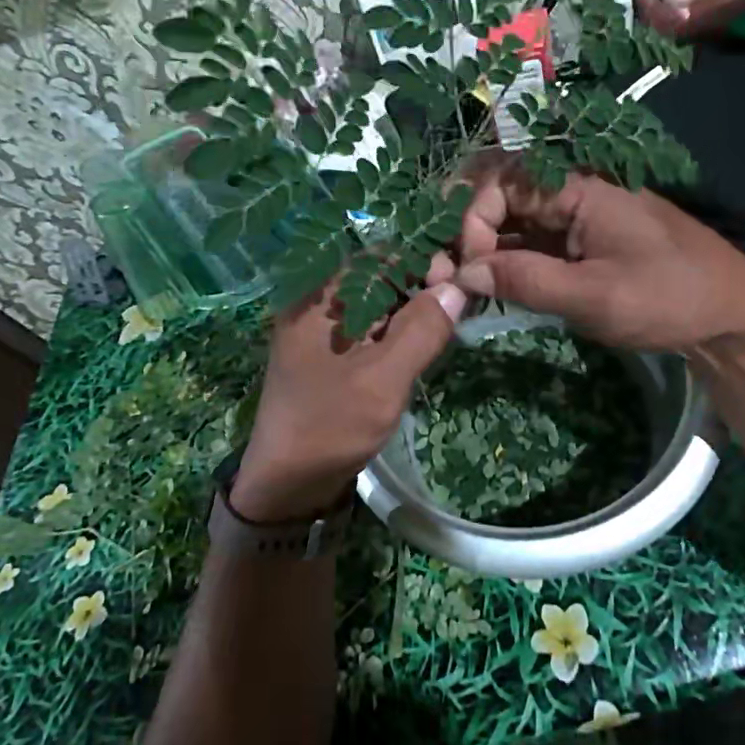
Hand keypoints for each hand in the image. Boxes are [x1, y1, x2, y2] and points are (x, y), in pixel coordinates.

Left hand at [233, 280, 466, 521]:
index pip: (378, 258)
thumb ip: (420, 330)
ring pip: (378, 306)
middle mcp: (317, 307)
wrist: (286, 486)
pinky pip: (370, 331)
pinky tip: (421, 347)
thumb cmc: (330, 426)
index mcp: (318, 300)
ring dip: (412, 312)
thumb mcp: (382, 379)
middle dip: (420, 287)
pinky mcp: (330, 357)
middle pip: (378, 278)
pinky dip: (398, 333)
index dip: (421, 263)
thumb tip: (457, 287)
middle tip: (458, 309)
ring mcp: (322, 333)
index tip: (457, 286)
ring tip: (447, 327)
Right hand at [455, 163, 744, 350]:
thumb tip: (462, 274)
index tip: (470, 270)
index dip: (474, 222)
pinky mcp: (583, 245)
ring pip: (515, 225)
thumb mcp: (593, 296)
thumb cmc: (667, 297)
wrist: (729, 315)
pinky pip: (534, 245)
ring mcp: (578, 220)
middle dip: (470, 235)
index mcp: (580, 188)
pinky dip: (510, 265)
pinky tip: (492, 291)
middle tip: (447, 275)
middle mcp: (574, 193)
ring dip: (486, 253)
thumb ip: (525, 281)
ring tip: (462, 288)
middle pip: (502, 199)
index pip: (502, 184)